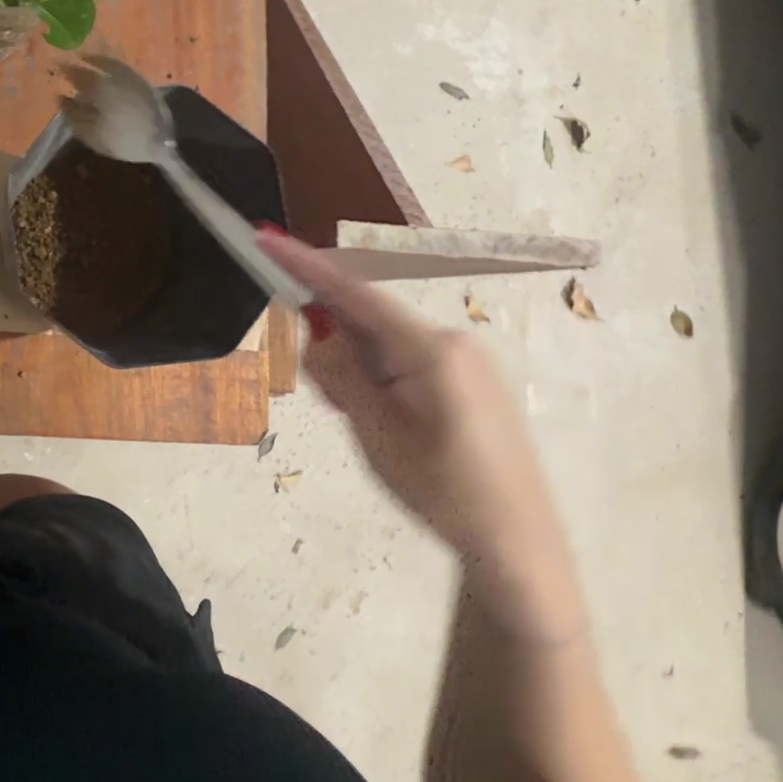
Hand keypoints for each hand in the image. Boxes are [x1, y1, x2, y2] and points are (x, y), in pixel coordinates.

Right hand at [257, 234, 564, 571]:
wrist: (518, 543)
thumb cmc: (441, 488)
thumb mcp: (372, 430)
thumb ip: (338, 373)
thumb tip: (316, 332)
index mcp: (430, 349)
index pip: (353, 293)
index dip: (304, 265)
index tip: (265, 237)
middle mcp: (451, 341)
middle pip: (366, 320)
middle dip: (333, 347)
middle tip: (335, 405)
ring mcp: (466, 361)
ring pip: (382, 344)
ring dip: (356, 370)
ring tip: (365, 425)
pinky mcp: (469, 382)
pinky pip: (403, 360)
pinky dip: (377, 378)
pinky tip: (385, 422)